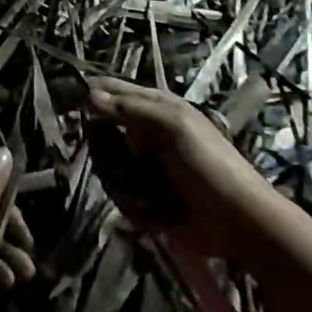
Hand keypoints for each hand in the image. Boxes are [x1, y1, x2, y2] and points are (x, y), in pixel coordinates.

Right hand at [86, 78, 278, 261]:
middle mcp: (145, 133)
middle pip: (101, 132)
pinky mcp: (146, 197)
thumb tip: (88, 94)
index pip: (111, 89)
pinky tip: (153, 214)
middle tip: (119, 167)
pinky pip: (121, 195)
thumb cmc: (209, 164)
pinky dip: (134, 206)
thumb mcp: (172, 126)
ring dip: (122, 184)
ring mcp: (145, 166)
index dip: (91, 95)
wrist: (239, 222)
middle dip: (105, 153)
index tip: (73, 109)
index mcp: (155, 107)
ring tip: (146, 196)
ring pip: (108, 167)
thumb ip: (130, 108)